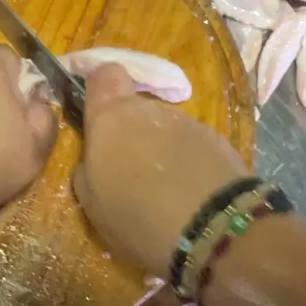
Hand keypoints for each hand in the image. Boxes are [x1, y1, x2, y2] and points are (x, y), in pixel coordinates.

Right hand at [72, 65, 247, 277]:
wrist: (212, 230)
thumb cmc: (136, 216)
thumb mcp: (92, 203)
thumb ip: (88, 168)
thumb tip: (95, 157)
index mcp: (111, 117)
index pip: (103, 75)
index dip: (100, 90)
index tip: (97, 116)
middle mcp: (149, 109)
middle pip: (135, 108)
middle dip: (131, 133)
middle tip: (131, 173)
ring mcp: (186, 121)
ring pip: (164, 128)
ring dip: (160, 149)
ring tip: (164, 192)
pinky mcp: (217, 140)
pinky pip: (191, 145)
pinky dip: (187, 163)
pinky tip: (190, 195)